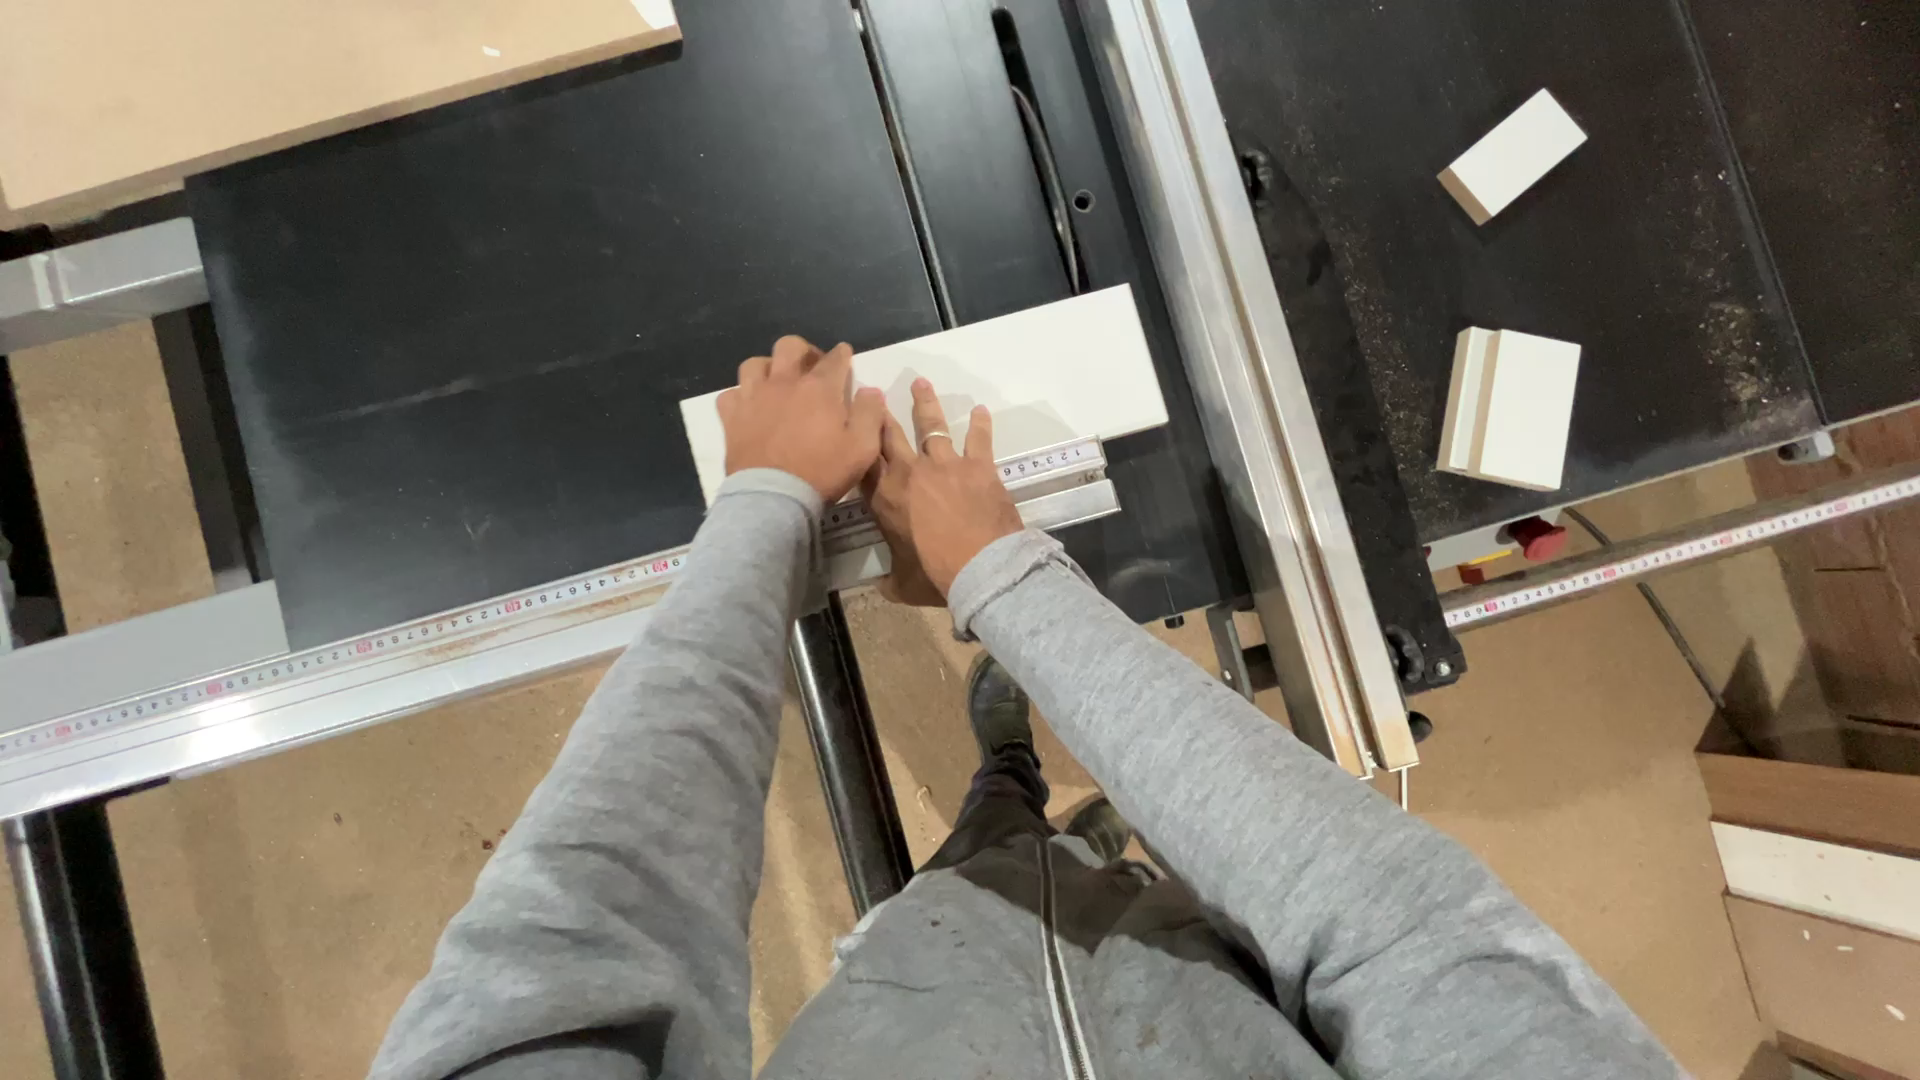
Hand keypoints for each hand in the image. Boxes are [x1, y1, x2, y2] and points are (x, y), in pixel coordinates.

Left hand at [719, 336, 886, 502]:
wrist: (774, 497)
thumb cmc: (822, 472)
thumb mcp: (863, 448)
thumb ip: (871, 414)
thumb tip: (870, 390)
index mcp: (819, 388)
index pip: (834, 359)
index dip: (842, 354)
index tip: (845, 356)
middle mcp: (784, 382)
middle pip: (790, 346)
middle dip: (804, 351)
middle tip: (812, 367)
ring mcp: (753, 397)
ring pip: (756, 364)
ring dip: (769, 368)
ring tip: (777, 383)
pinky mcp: (732, 417)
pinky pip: (732, 393)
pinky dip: (742, 396)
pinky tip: (750, 407)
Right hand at [859, 377, 1023, 602]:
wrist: (982, 568)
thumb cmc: (937, 576)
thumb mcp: (904, 585)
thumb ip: (889, 582)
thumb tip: (879, 587)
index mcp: (885, 500)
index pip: (863, 464)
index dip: (856, 440)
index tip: (851, 421)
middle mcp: (909, 474)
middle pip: (889, 435)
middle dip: (881, 413)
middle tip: (874, 392)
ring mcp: (944, 465)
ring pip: (930, 425)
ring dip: (924, 403)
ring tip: (920, 383)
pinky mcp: (978, 466)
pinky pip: (978, 439)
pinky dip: (980, 424)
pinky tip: (980, 411)